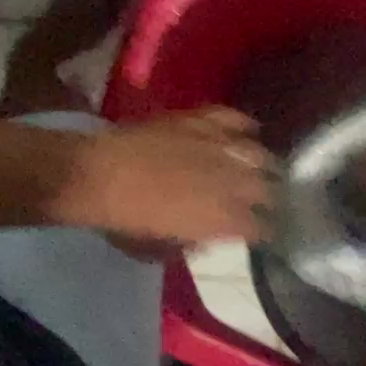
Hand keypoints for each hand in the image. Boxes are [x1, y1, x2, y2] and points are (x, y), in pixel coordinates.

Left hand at [61, 107, 276, 242]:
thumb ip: (193, 242)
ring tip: (258, 167)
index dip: (266, 230)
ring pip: (258, 154)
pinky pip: (230, 118)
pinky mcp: (195, 120)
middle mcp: (230, 181)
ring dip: (260, 163)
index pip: (266, 228)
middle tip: (262, 199)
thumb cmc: (123, 218)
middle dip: (269, 196)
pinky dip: (241, 124)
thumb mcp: (161, 247)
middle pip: (269, 189)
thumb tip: (206, 237)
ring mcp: (214, 146)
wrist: (96, 174)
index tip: (264, 230)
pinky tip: (245, 131)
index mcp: (225, 219)